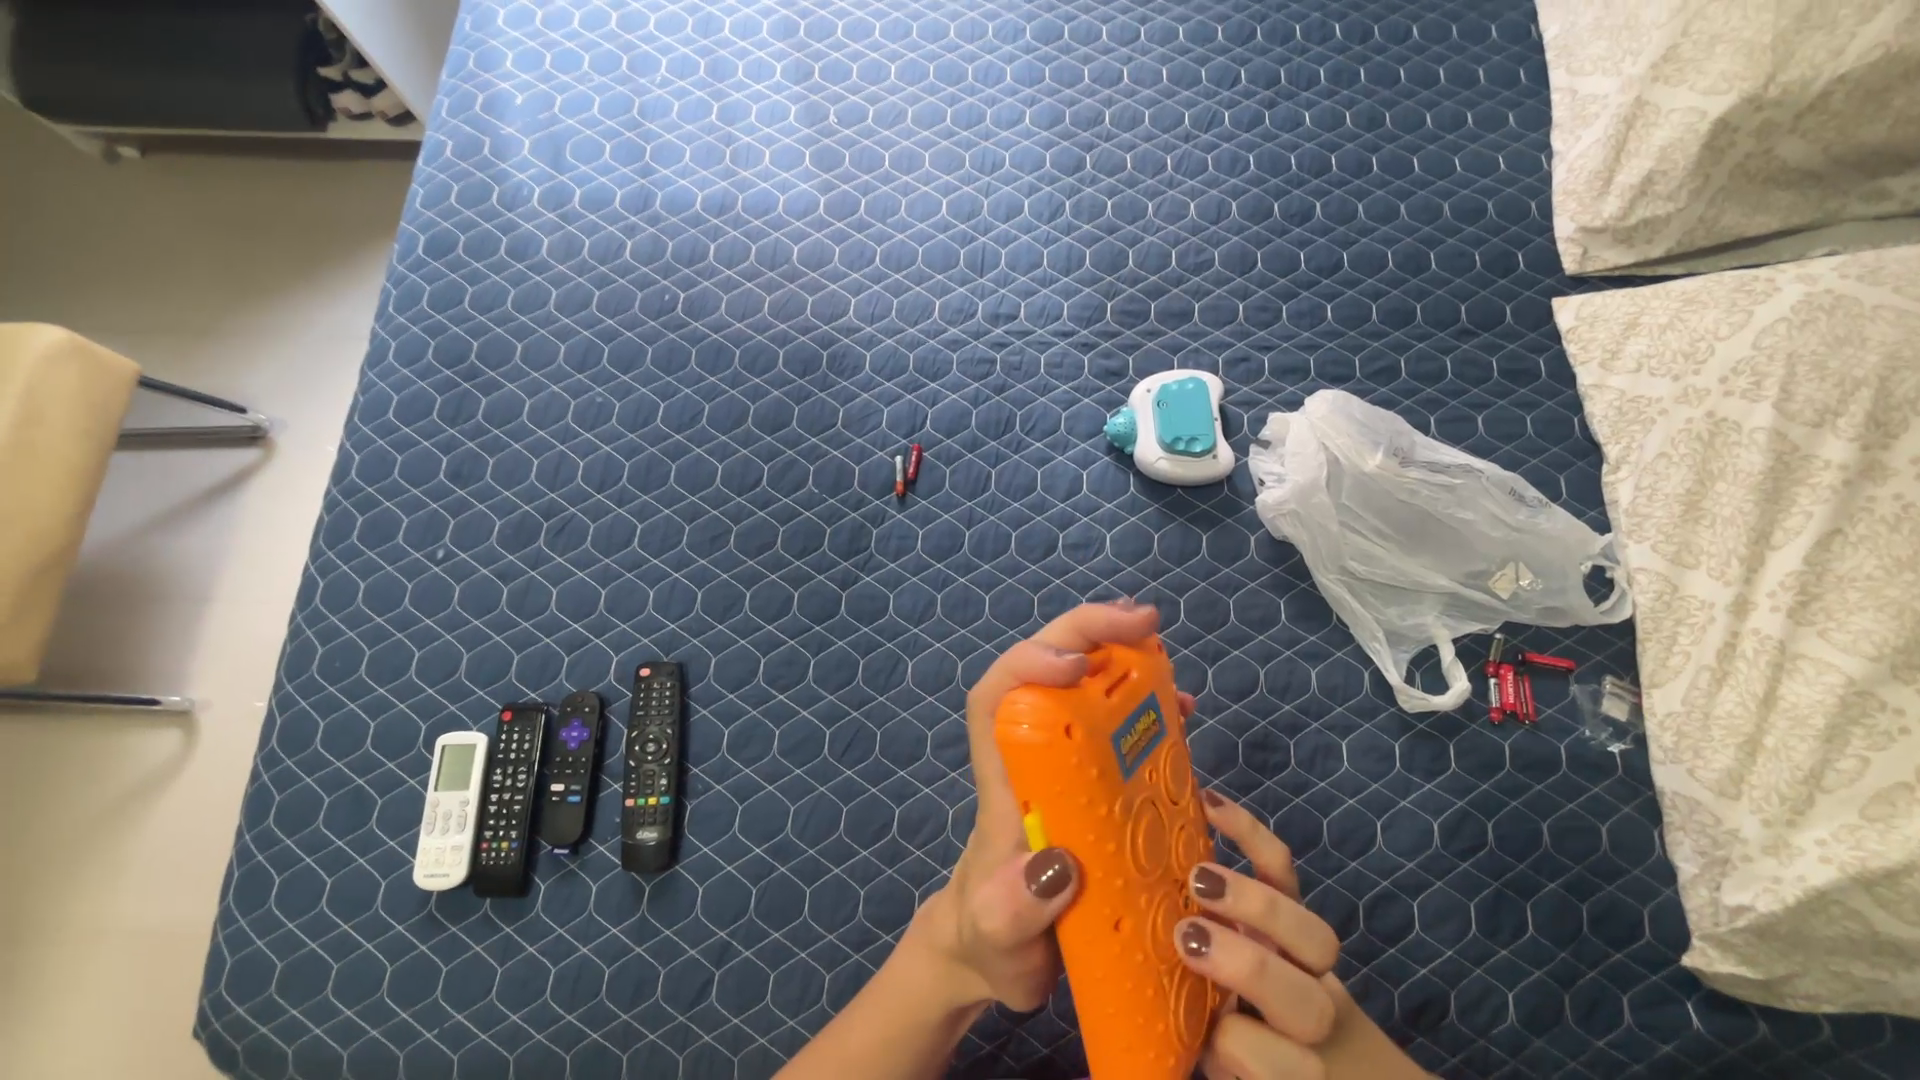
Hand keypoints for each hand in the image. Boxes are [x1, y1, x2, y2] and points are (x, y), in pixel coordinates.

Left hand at [915, 600, 1187, 1010]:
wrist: (994, 957)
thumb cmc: (988, 941)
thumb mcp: (999, 935)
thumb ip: (1016, 907)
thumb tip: (1058, 863)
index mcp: (1005, 783)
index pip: (996, 697)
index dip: (1028, 663)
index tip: (1075, 664)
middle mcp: (1030, 761)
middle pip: (1043, 673)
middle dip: (1085, 634)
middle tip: (1143, 620)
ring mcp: (1060, 770)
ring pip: (1080, 690)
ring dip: (1117, 658)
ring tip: (1162, 651)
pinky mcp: (1091, 788)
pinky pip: (1115, 728)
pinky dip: (1144, 708)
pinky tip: (1179, 714)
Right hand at [1179, 790, 1342, 1079]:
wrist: (1308, 1030)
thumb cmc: (1245, 1043)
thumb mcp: (1210, 1052)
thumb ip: (1191, 1033)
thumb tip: (1138, 1001)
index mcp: (1279, 1061)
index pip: (1274, 1062)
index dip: (1246, 1047)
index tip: (1212, 1032)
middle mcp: (1303, 1012)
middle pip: (1304, 1001)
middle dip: (1248, 967)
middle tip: (1189, 938)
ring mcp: (1304, 953)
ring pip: (1311, 936)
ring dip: (1254, 904)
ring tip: (1199, 880)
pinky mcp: (1295, 903)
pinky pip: (1283, 869)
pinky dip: (1250, 834)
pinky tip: (1209, 806)